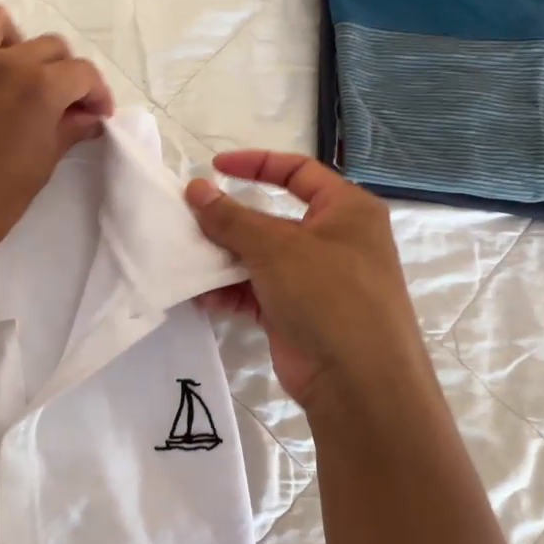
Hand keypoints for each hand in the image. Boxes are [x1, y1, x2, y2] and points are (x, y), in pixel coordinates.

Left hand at [0, 4, 113, 271]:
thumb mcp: (41, 166)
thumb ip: (67, 129)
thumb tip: (88, 115)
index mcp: (38, 87)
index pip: (81, 72)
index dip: (95, 94)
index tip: (94, 114)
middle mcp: (2, 63)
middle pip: (47, 46)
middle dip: (62, 72)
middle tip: (60, 104)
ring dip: (13, 41)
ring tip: (15, 74)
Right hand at [183, 151, 426, 410]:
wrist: (357, 379)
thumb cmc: (329, 295)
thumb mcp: (275, 247)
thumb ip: (229, 217)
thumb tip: (194, 188)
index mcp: (346, 211)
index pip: (298, 172)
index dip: (256, 164)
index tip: (214, 167)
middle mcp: (333, 241)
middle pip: (270, 219)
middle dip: (228, 222)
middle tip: (188, 221)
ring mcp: (313, 279)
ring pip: (257, 257)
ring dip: (221, 259)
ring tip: (187, 259)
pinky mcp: (294, 312)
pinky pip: (253, 291)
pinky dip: (227, 291)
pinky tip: (200, 296)